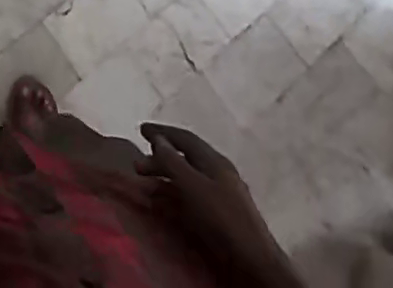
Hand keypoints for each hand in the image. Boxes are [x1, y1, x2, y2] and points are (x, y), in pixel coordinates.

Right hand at [139, 123, 299, 284]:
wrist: (254, 264)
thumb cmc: (222, 218)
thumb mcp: (194, 186)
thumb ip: (173, 162)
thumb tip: (157, 138)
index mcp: (215, 161)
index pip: (185, 138)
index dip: (162, 132)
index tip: (141, 129)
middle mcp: (218, 174)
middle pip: (185, 159)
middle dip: (160, 159)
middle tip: (138, 166)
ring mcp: (221, 196)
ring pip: (187, 180)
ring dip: (164, 180)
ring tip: (145, 186)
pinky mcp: (220, 217)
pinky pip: (191, 199)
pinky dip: (173, 197)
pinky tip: (162, 205)